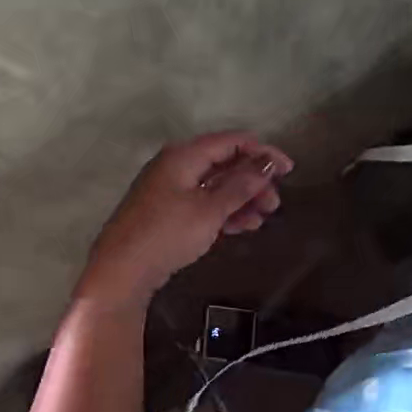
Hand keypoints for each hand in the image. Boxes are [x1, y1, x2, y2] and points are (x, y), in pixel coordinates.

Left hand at [78, 132, 292, 305]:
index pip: (232, 141)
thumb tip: (267, 163)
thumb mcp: (209, 210)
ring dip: (242, 200)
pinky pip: (204, 204)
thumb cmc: (167, 235)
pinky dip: (225, 212)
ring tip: (262, 219)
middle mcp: (177, 166)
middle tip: (274, 205)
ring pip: (216, 187)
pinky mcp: (169, 213)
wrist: (123, 270)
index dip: (263, 153)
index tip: (289, 171)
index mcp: (185, 156)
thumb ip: (240, 185)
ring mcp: (171, 190)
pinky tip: (242, 226)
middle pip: (224, 164)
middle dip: (254, 181)